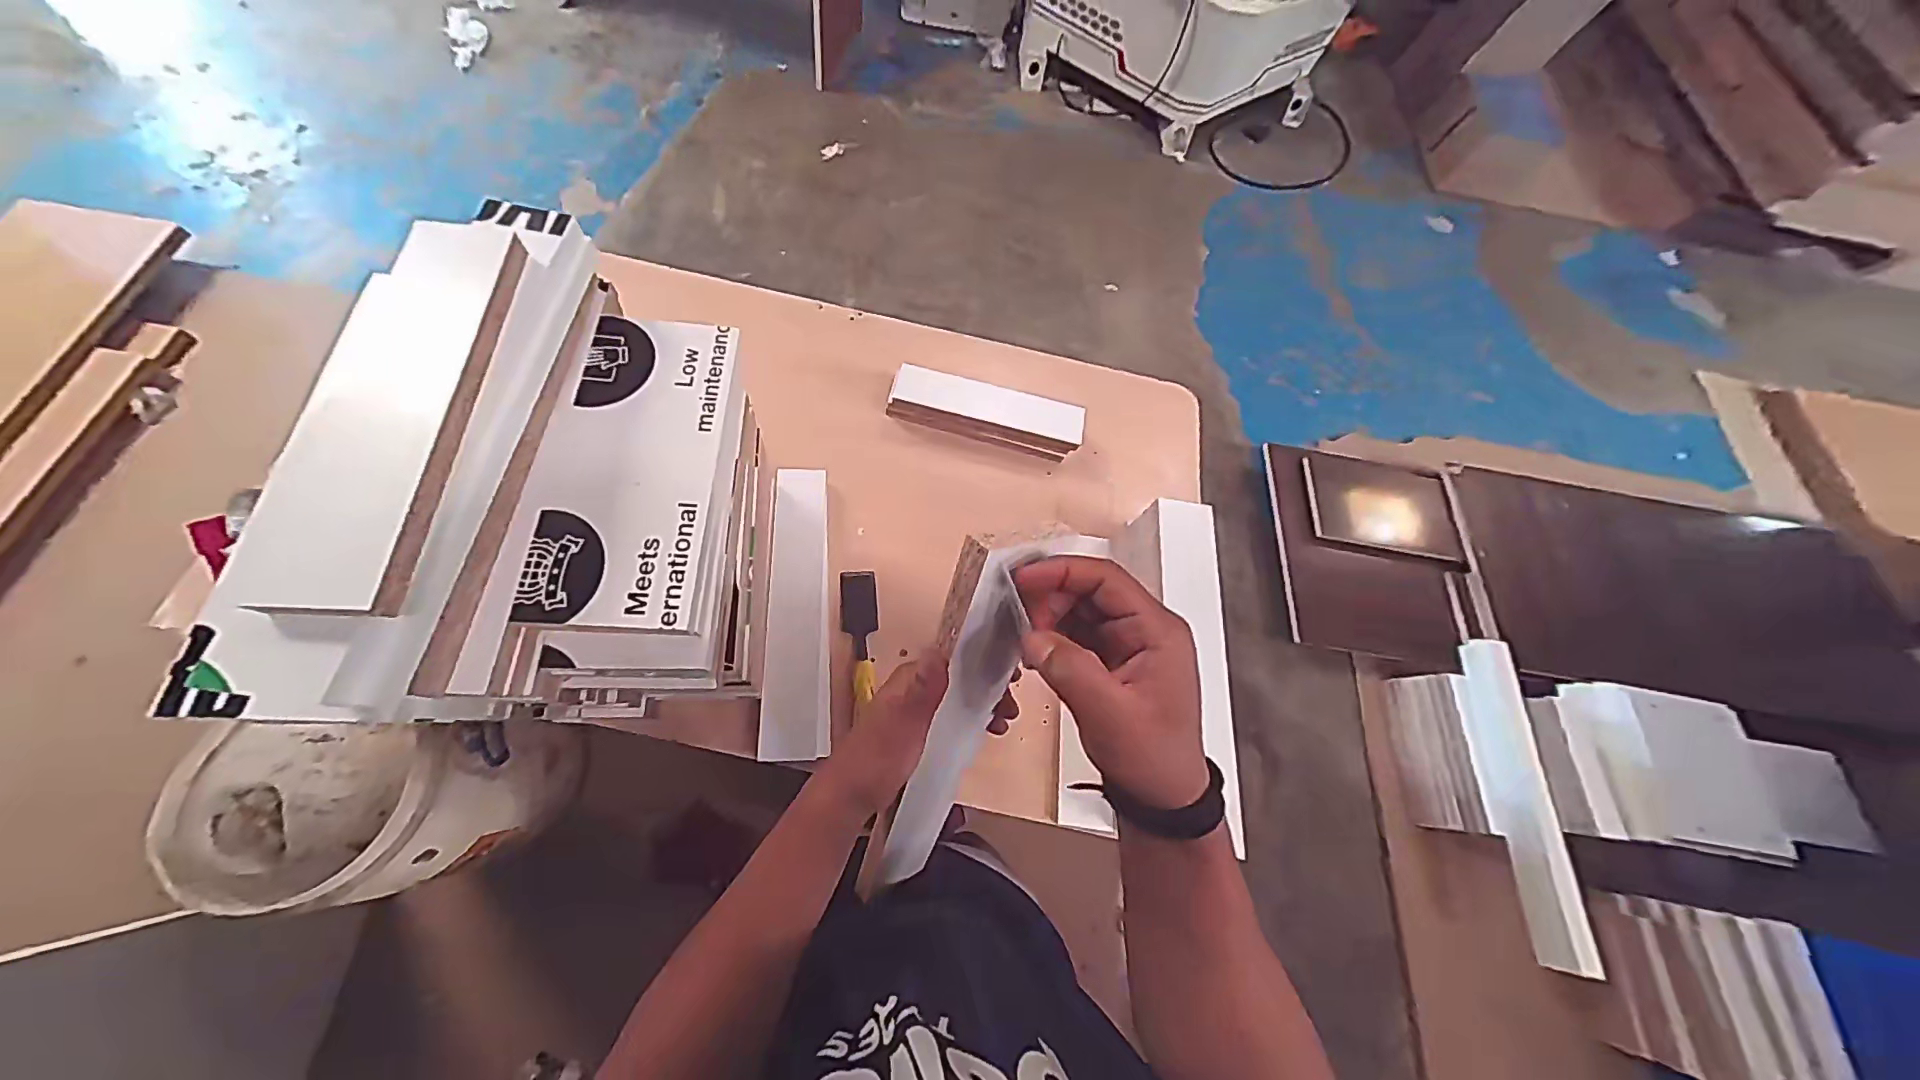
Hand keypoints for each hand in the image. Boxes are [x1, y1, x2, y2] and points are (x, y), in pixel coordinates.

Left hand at [812, 654, 1019, 820]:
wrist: (851, 797)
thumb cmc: (876, 760)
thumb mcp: (904, 722)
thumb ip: (922, 689)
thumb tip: (940, 652)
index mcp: (910, 678)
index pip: (953, 656)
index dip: (983, 661)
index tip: (1009, 675)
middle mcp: (913, 687)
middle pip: (959, 675)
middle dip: (987, 686)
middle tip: (1010, 705)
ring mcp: (915, 708)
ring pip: (957, 695)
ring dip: (982, 703)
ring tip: (1002, 720)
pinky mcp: (918, 729)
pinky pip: (951, 715)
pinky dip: (970, 718)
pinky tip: (983, 731)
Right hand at [1014, 555, 1207, 808]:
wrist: (1163, 796)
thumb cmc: (1154, 759)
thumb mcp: (1110, 714)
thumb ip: (1070, 669)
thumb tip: (1033, 636)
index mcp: (1157, 631)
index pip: (1106, 579)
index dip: (1062, 572)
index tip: (1024, 578)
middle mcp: (1144, 630)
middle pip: (1090, 590)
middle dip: (1051, 598)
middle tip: (1020, 619)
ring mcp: (1127, 644)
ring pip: (1079, 610)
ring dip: (1049, 618)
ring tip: (1026, 640)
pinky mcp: (1111, 660)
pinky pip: (1076, 634)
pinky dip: (1052, 638)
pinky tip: (1036, 652)